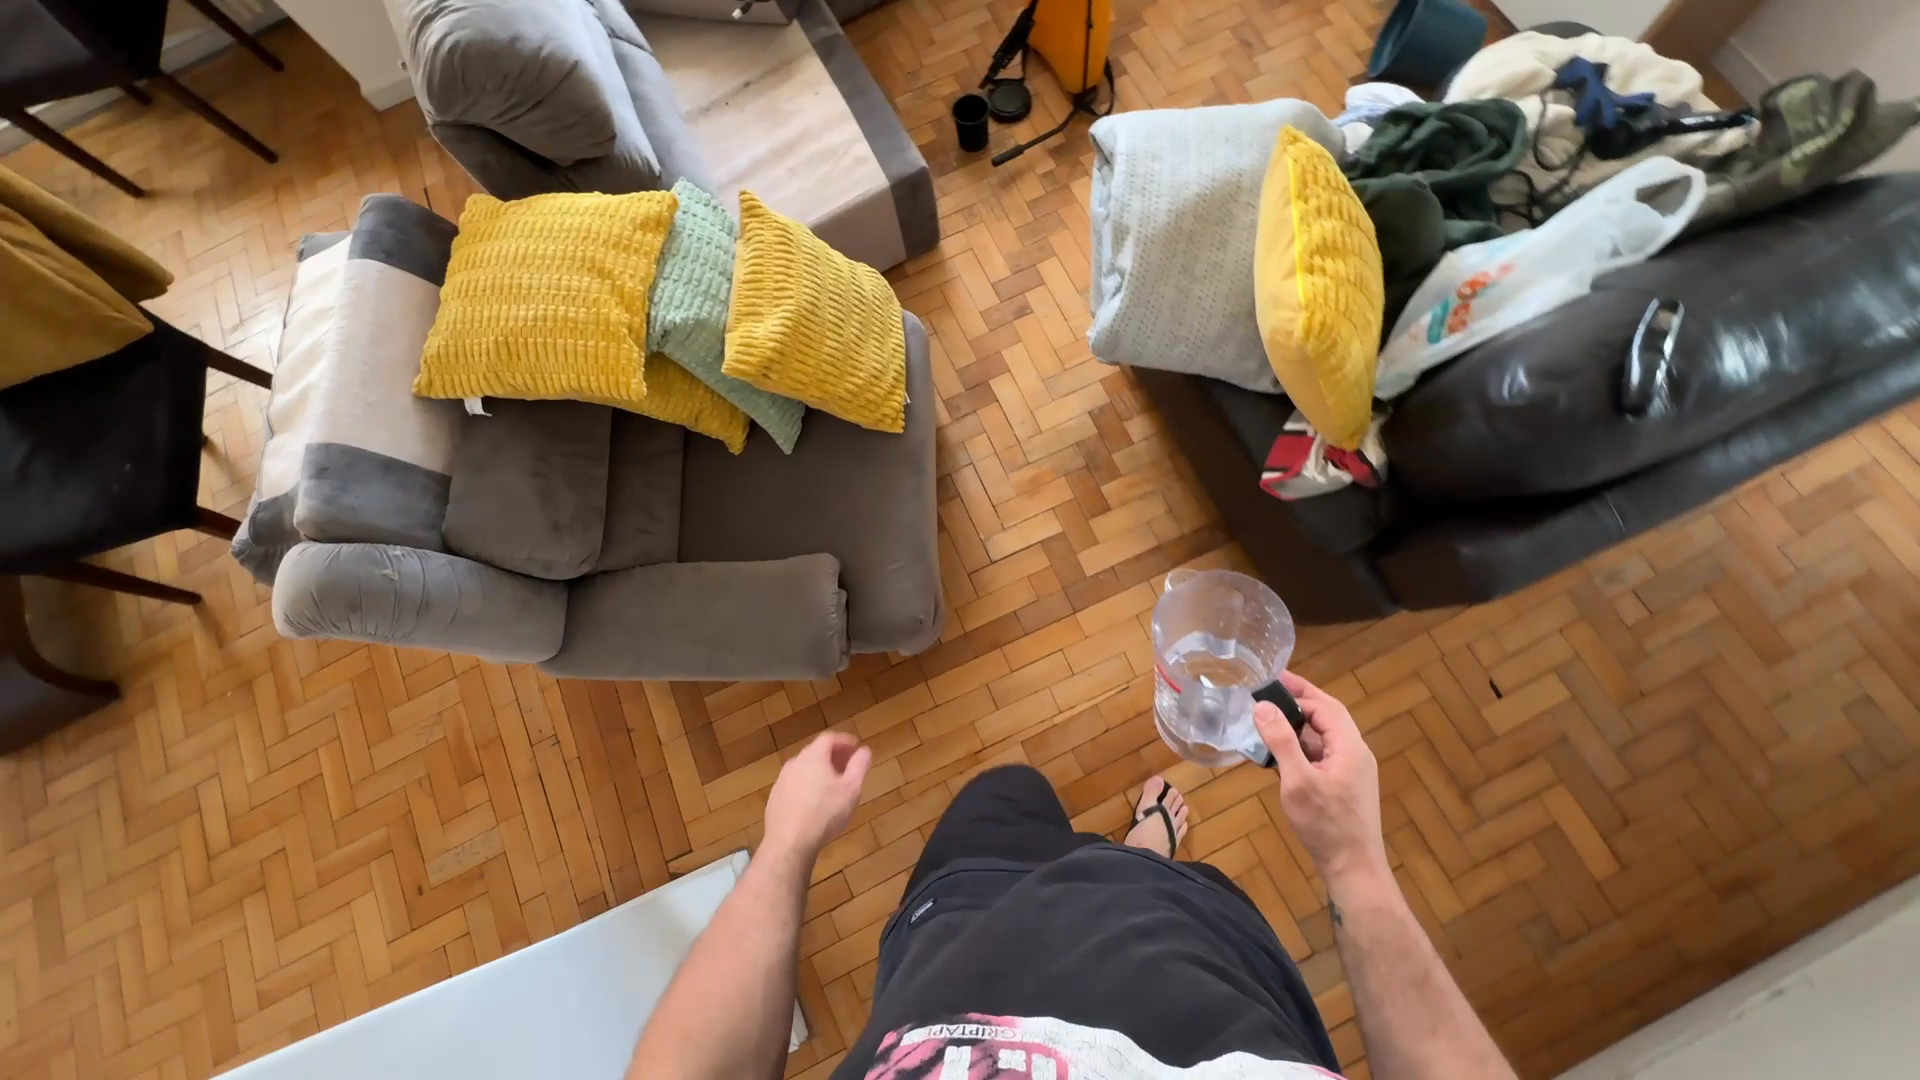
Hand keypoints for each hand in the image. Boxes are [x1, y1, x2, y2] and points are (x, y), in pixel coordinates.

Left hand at [761, 732, 871, 862]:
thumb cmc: (825, 813)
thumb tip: (864, 750)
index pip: (829, 738)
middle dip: (833, 755)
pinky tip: (814, 801)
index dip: (844, 740)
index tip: (856, 747)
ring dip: (819, 770)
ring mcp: (782, 780)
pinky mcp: (775, 798)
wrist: (789, 842)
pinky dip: (807, 784)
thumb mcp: (852, 789)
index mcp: (813, 756)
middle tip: (848, 765)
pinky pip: (795, 784)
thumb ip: (860, 765)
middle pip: (816, 752)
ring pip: (804, 768)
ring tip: (833, 784)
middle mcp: (795, 763)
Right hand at [1254, 671, 1389, 886]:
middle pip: (1327, 718)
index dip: (1300, 690)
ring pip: (1323, 737)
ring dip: (1297, 726)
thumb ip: (1281, 741)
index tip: (1272, 679)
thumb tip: (1263, 705)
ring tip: (1266, 720)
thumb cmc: (1325, 824)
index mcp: (1350, 747)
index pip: (1326, 706)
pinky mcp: (1343, 786)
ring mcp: (1351, 771)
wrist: (1353, 868)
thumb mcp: (1298, 781)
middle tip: (1266, 693)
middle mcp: (1355, 754)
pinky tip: (1278, 754)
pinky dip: (1300, 747)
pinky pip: (1321, 755)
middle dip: (1298, 703)